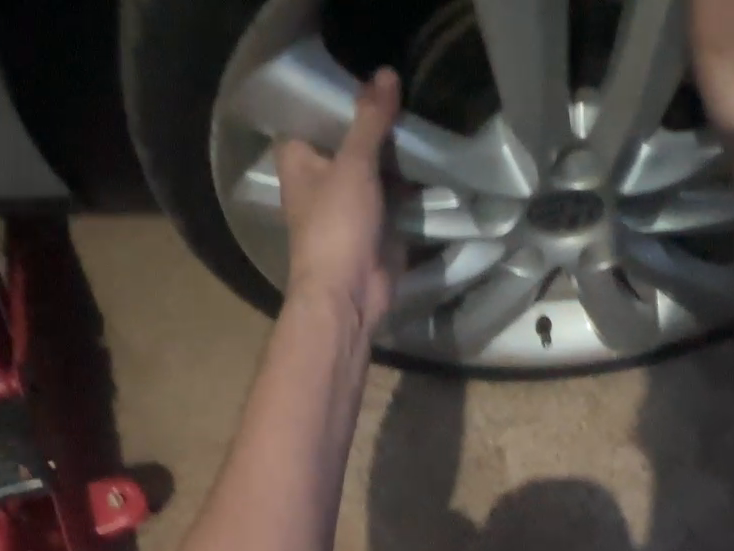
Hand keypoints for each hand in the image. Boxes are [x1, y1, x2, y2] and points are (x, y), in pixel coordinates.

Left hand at [276, 68, 401, 329]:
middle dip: (376, 126)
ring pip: (375, 172)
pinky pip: (395, 200)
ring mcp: (349, 207)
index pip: (314, 115)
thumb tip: (387, 73)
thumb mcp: (353, 164)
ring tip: (426, 121)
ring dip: (397, 157)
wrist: (348, 295)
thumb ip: (370, 121)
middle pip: (350, 142)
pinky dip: (411, 187)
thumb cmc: (336, 227)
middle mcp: (320, 180)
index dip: (338, 95)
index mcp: (299, 160)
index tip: (369, 75)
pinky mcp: (376, 230)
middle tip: (409, 94)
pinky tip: (434, 163)